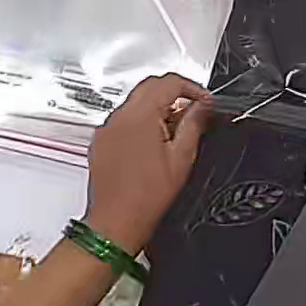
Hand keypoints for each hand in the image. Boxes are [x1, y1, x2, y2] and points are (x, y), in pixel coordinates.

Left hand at [84, 74, 212, 254]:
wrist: (116, 222)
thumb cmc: (146, 196)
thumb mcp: (182, 157)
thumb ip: (194, 123)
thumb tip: (204, 105)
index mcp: (140, 116)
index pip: (169, 82)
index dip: (192, 88)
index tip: (204, 101)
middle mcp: (119, 117)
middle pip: (150, 86)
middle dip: (175, 93)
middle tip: (194, 110)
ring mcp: (106, 128)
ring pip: (136, 101)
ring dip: (158, 107)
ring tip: (175, 132)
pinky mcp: (100, 141)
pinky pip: (123, 118)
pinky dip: (141, 121)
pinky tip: (154, 143)